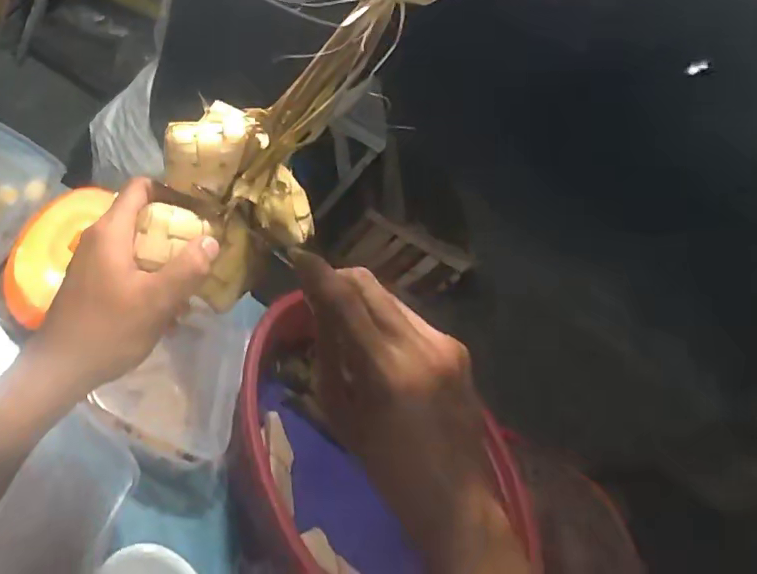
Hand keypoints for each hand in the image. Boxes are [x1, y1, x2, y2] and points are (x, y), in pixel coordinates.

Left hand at [24, 179, 218, 394]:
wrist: (57, 372)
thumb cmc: (107, 329)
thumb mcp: (156, 301)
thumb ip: (187, 268)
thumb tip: (211, 240)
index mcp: (111, 231)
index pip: (141, 186)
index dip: (171, 189)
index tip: (196, 208)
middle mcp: (98, 237)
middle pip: (142, 215)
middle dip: (173, 229)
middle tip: (199, 245)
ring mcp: (91, 260)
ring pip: (136, 242)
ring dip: (163, 256)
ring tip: (189, 279)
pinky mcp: (90, 281)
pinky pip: (126, 263)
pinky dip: (147, 273)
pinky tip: (165, 305)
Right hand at [295, 253, 528, 573]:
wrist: (457, 500)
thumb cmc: (387, 469)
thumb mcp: (343, 415)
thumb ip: (329, 354)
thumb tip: (317, 306)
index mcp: (387, 369)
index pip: (345, 301)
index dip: (318, 273)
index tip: (298, 255)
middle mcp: (420, 343)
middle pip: (369, 285)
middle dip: (339, 279)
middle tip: (317, 289)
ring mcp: (444, 340)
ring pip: (390, 297)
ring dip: (363, 300)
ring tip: (348, 324)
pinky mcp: (457, 345)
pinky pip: (411, 318)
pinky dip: (387, 321)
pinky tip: (382, 346)